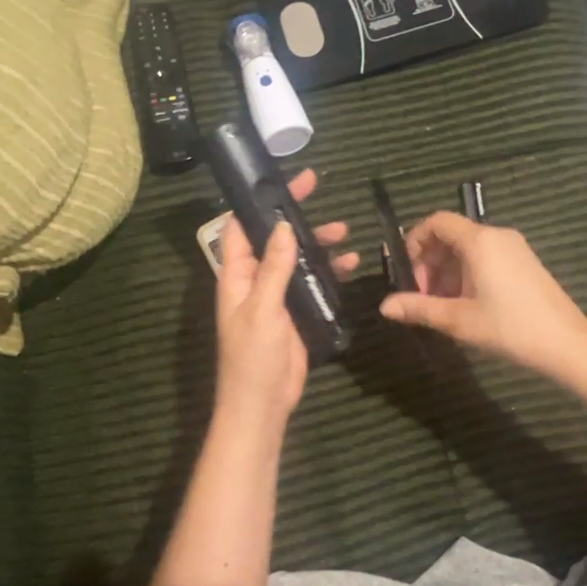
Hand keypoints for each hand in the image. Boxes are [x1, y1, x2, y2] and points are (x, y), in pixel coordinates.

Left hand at [213, 169, 358, 424]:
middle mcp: (255, 280)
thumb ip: (274, 268)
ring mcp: (277, 296)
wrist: (263, 404)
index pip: (241, 227)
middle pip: (273, 237)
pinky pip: (313, 283)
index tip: (282, 180)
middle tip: (319, 189)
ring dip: (317, 243)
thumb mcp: (262, 309)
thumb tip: (282, 226)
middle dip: (294, 215)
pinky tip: (350, 264)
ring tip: (344, 231)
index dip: (258, 201)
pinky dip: (330, 271)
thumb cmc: (253, 357)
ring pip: (297, 258)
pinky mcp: (296, 312)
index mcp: (236, 275)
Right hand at [378, 211, 586, 374]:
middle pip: (451, 235)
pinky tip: (467, 305)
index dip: (415, 242)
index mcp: (479, 241)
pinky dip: (468, 274)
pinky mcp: (525, 262)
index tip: (407, 274)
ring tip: (443, 306)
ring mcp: (514, 248)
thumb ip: (418, 308)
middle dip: (430, 263)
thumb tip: (384, 306)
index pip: (437, 221)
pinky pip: (486, 257)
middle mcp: (497, 235)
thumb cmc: (509, 328)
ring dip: (448, 272)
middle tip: (423, 297)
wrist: (566, 344)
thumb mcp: (458, 319)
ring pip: (468, 249)